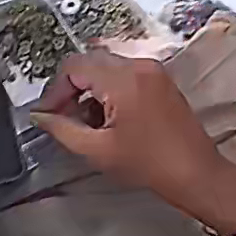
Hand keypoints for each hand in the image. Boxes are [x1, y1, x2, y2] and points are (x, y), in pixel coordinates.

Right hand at [31, 51, 235, 232]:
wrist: (196, 173)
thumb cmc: (146, 164)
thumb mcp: (97, 150)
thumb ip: (62, 128)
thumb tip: (39, 115)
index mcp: (122, 80)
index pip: (74, 66)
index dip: (55, 90)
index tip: (49, 115)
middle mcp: (138, 65)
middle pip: (90, 63)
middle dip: (71, 89)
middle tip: (63, 118)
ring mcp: (153, 70)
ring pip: (106, 68)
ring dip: (90, 90)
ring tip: (87, 123)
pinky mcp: (161, 79)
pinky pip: (124, 74)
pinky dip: (109, 90)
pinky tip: (108, 118)